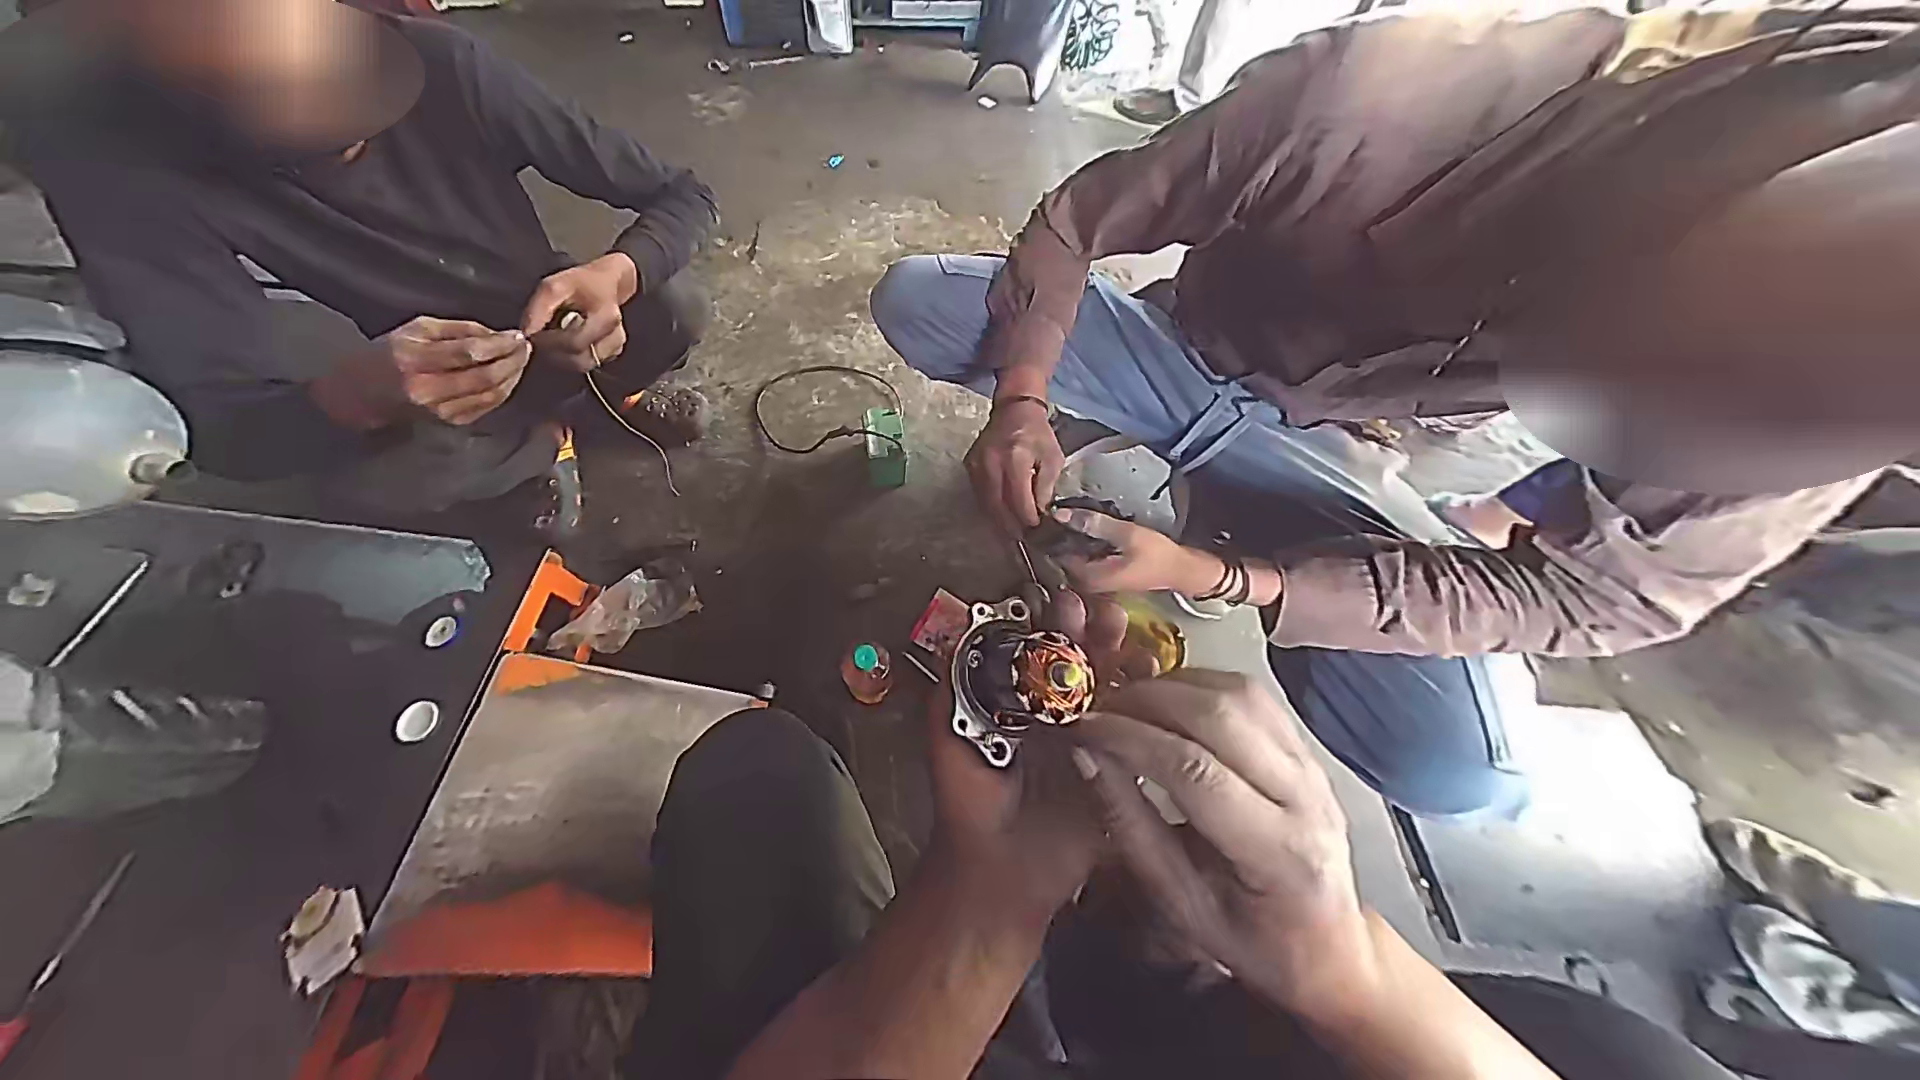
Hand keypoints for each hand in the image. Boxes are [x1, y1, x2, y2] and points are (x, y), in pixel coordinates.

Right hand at [314, 316, 530, 428]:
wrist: (360, 393)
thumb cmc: (389, 353)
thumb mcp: (415, 330)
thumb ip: (458, 330)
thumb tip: (498, 334)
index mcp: (413, 359)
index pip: (469, 353)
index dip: (499, 344)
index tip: (517, 335)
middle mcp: (427, 388)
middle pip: (486, 376)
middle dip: (513, 360)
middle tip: (526, 347)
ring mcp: (441, 410)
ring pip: (492, 393)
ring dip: (514, 375)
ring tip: (522, 359)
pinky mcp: (451, 422)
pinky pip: (489, 405)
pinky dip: (505, 390)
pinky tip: (512, 376)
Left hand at [520, 253, 637, 372]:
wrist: (606, 284)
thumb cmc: (580, 283)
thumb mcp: (554, 287)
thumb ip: (539, 309)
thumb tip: (527, 334)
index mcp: (606, 319)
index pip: (575, 343)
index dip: (550, 344)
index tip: (534, 336)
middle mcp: (616, 338)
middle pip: (581, 361)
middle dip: (556, 355)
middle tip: (541, 340)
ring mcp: (616, 348)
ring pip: (584, 365)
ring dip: (564, 357)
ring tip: (555, 340)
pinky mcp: (613, 353)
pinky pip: (589, 363)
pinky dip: (574, 357)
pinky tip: (568, 342)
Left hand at [925, 588, 1115, 919]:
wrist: (999, 867)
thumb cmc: (968, 799)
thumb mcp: (947, 736)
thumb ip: (951, 687)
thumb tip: (962, 630)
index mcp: (1019, 696)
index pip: (1039, 647)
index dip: (1048, 622)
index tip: (1056, 602)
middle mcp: (1057, 707)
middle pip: (1078, 657)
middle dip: (1085, 628)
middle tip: (1089, 610)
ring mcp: (1092, 732)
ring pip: (1109, 681)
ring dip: (1117, 651)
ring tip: (1119, 628)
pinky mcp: (1118, 762)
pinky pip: (1137, 726)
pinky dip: (1147, 696)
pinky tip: (1149, 671)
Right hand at [966, 397, 1064, 534]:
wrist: (1014, 409)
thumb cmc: (1037, 434)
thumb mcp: (1052, 458)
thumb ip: (1045, 488)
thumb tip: (1040, 514)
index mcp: (1015, 458)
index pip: (1018, 499)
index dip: (1026, 518)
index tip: (1035, 529)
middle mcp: (991, 462)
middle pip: (997, 505)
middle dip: (1009, 527)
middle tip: (1021, 540)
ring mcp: (977, 464)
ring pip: (985, 503)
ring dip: (998, 521)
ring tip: (1011, 534)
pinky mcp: (970, 465)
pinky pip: (979, 494)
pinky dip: (990, 508)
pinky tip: (1000, 517)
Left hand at [1050, 508, 1221, 595]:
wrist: (1180, 570)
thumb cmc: (1157, 554)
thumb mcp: (1127, 534)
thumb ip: (1094, 523)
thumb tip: (1060, 513)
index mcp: (1086, 576)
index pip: (1052, 553)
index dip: (1048, 532)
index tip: (1044, 511)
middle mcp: (1084, 582)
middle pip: (1059, 554)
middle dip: (1057, 533)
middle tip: (1053, 507)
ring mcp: (1092, 580)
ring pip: (1070, 554)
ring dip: (1068, 536)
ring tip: (1065, 511)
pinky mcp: (1100, 573)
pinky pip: (1081, 555)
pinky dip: (1080, 541)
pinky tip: (1081, 524)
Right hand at [1069, 671, 1379, 1019]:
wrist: (1330, 944)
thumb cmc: (1249, 937)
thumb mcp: (1178, 900)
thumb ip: (1129, 823)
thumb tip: (1085, 753)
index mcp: (1279, 853)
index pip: (1194, 771)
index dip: (1130, 739)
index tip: (1084, 728)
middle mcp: (1306, 797)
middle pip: (1220, 715)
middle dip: (1147, 700)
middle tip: (1100, 709)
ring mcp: (1312, 765)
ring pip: (1237, 692)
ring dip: (1172, 685)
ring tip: (1127, 703)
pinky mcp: (1305, 746)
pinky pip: (1249, 693)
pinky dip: (1197, 683)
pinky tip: (1166, 700)